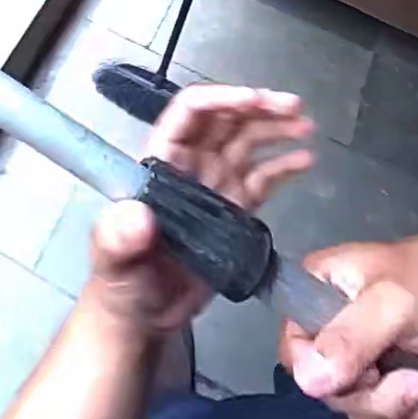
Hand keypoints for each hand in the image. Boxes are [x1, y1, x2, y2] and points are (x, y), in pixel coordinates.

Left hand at [84, 85, 315, 334]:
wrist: (144, 320)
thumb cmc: (121, 283)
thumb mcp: (112, 261)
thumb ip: (118, 237)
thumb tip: (137, 216)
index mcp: (163, 161)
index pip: (191, 112)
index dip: (221, 98)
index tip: (254, 99)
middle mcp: (192, 164)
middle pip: (227, 119)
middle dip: (259, 106)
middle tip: (293, 105)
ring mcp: (216, 184)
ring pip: (248, 142)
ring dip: (276, 129)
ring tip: (305, 125)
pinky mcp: (235, 210)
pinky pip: (263, 178)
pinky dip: (284, 166)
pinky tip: (306, 159)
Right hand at [278, 235, 417, 418]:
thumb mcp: (394, 302)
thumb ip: (352, 337)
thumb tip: (307, 379)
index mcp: (317, 289)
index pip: (294, 346)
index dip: (327, 372)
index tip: (372, 371)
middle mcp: (329, 324)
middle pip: (331, 389)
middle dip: (383, 399)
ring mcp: (358, 355)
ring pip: (362, 410)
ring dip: (409, 414)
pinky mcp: (386, 381)